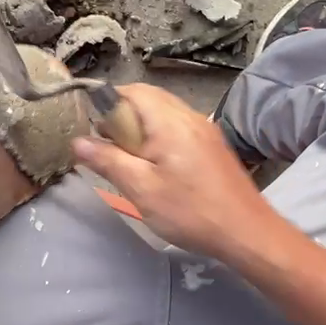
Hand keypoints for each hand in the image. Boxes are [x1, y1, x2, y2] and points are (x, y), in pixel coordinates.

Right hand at [73, 84, 284, 259]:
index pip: (133, 91)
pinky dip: (159, 137)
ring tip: (127, 159)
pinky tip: (154, 166)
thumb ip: (108, 161)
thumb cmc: (190, 211)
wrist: (247, 233)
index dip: (108, 101)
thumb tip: (77, 141)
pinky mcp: (212, 146)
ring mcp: (205, 130)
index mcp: (170, 121)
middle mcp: (189, 116)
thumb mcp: (141, 189)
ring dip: (141, 128)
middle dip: (122, 116)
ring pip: (164, 114)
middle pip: (149, 99)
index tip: (92, 126)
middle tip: (107, 146)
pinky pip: (178, 128)